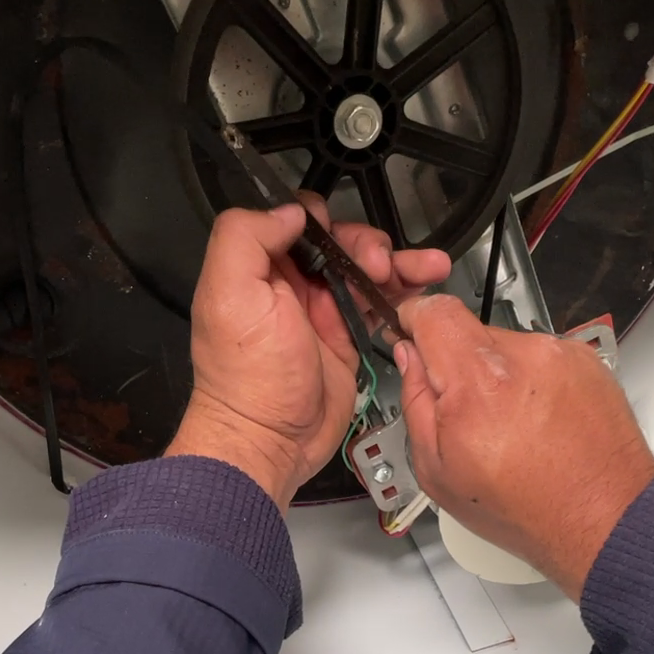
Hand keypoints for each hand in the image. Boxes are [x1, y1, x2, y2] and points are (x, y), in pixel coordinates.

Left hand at [168, 197, 450, 508]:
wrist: (269, 441)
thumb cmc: (246, 376)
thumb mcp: (230, 294)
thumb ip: (247, 237)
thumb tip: (289, 212)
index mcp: (259, 269)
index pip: (295, 221)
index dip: (321, 219)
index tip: (336, 238)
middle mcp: (291, 287)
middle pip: (339, 242)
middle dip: (366, 244)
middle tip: (377, 266)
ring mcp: (322, 314)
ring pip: (365, 270)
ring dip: (397, 262)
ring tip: (423, 268)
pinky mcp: (347, 341)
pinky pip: (379, 305)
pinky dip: (404, 293)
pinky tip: (424, 285)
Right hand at [393, 296, 653, 599]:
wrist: (603, 519)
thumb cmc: (523, 508)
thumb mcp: (437, 470)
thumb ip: (416, 402)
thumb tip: (410, 357)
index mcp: (477, 381)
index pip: (435, 313)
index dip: (416, 319)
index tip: (411, 334)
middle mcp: (523, 355)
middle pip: (470, 333)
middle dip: (459, 367)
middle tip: (467, 417)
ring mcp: (560, 354)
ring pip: (506, 348)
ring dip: (497, 377)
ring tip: (510, 429)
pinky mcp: (586, 361)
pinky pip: (540, 358)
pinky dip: (531, 384)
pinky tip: (537, 424)